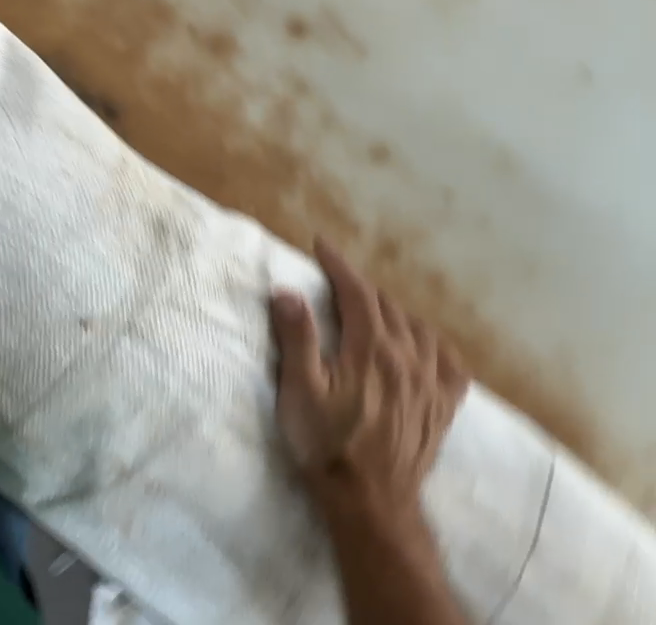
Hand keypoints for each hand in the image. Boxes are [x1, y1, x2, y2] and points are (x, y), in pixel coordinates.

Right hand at [270, 239, 469, 529]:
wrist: (369, 496)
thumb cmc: (324, 439)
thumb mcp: (297, 387)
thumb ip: (296, 337)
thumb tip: (288, 290)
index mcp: (371, 349)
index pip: (357, 293)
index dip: (338, 264)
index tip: (320, 244)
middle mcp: (408, 359)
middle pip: (388, 306)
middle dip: (359, 284)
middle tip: (332, 276)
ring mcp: (431, 384)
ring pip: (420, 329)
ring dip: (392, 309)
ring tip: (368, 305)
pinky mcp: (442, 407)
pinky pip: (451, 363)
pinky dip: (435, 342)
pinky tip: (423, 343)